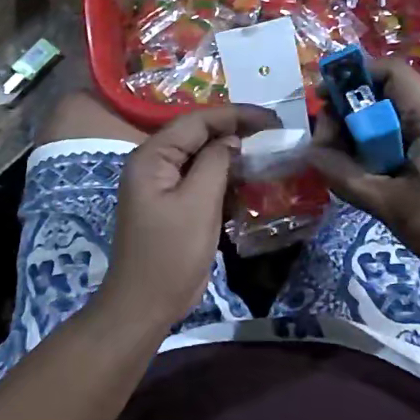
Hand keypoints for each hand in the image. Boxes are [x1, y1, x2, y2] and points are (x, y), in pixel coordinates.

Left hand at [103, 104, 280, 322]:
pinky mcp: (172, 205)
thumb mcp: (198, 204)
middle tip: (274, 134)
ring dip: (232, 156)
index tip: (271, 119)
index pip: (196, 121)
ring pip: (201, 158)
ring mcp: (161, 185)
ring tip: (267, 153)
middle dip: (236, 132)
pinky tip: (248, 182)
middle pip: (198, 136)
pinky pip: (200, 180)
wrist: (145, 304)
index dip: (235, 115)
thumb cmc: (171, 254)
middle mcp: (153, 164)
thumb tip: (233, 141)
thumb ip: (216, 163)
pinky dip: (224, 179)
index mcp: (151, 157)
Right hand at [309, 59, 419, 281]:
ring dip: (364, 130)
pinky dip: (381, 143)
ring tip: (341, 159)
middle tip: (326, 141)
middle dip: (351, 110)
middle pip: (388, 91)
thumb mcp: (385, 202)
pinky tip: (366, 169)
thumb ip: (342, 173)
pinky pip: (405, 132)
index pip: (389, 71)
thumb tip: (309, 152)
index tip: (323, 100)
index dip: (352, 77)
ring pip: (394, 114)